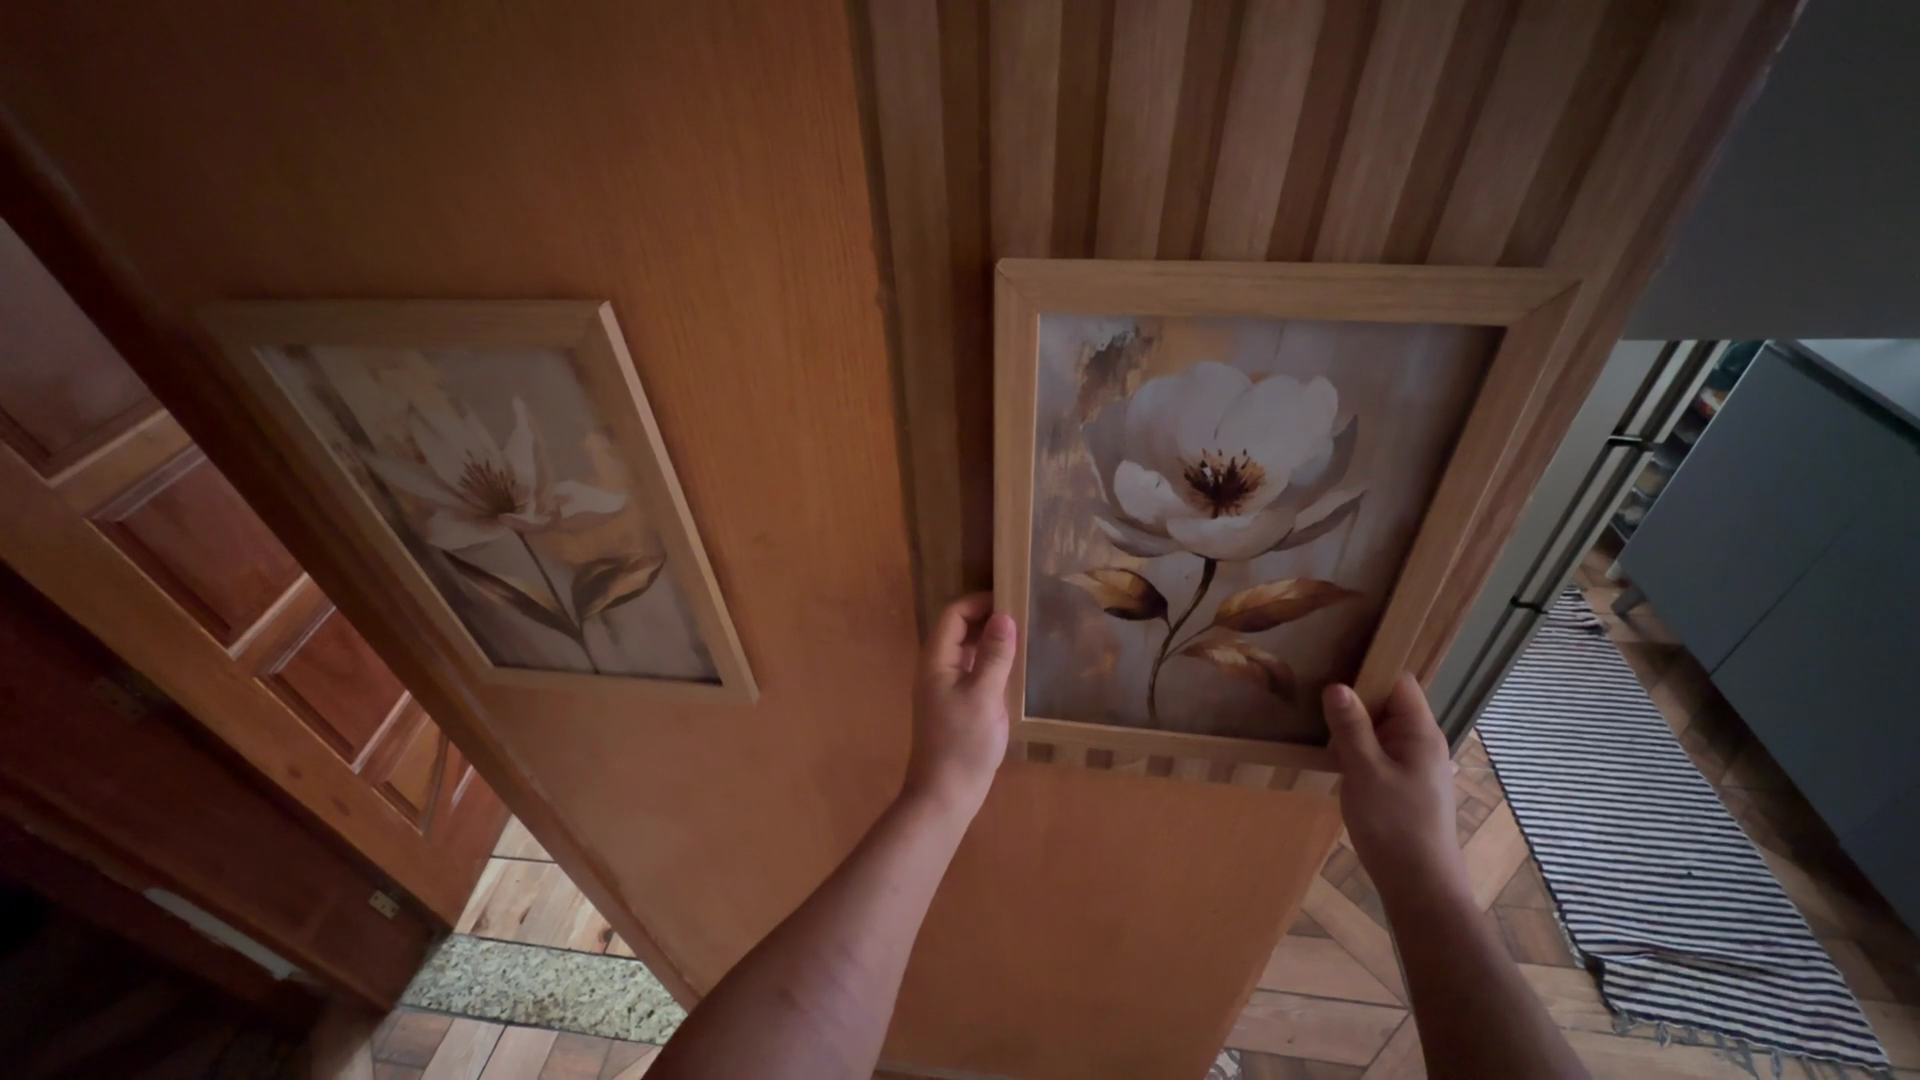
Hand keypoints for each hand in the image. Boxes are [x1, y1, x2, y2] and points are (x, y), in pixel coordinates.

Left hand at [906, 593, 1015, 814]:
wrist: (944, 795)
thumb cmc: (963, 743)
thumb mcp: (984, 695)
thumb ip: (994, 655)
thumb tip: (1005, 616)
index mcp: (936, 660)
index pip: (953, 614)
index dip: (979, 602)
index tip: (1012, 600)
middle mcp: (936, 669)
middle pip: (958, 630)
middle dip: (987, 618)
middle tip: (1023, 615)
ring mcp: (945, 689)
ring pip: (967, 652)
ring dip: (991, 641)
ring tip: (1024, 637)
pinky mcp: (956, 706)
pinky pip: (973, 672)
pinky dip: (991, 664)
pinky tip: (1015, 671)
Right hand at [1322, 673, 1467, 905]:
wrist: (1419, 885)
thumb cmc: (1395, 824)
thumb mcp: (1365, 771)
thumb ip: (1351, 727)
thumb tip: (1336, 685)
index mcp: (1420, 733)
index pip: (1399, 681)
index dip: (1370, 666)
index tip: (1332, 659)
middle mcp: (1420, 742)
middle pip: (1387, 702)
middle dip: (1353, 693)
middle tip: (1311, 684)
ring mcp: (1411, 763)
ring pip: (1378, 727)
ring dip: (1350, 721)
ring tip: (1312, 711)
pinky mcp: (1400, 782)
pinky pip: (1376, 749)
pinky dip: (1354, 744)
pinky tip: (1328, 747)